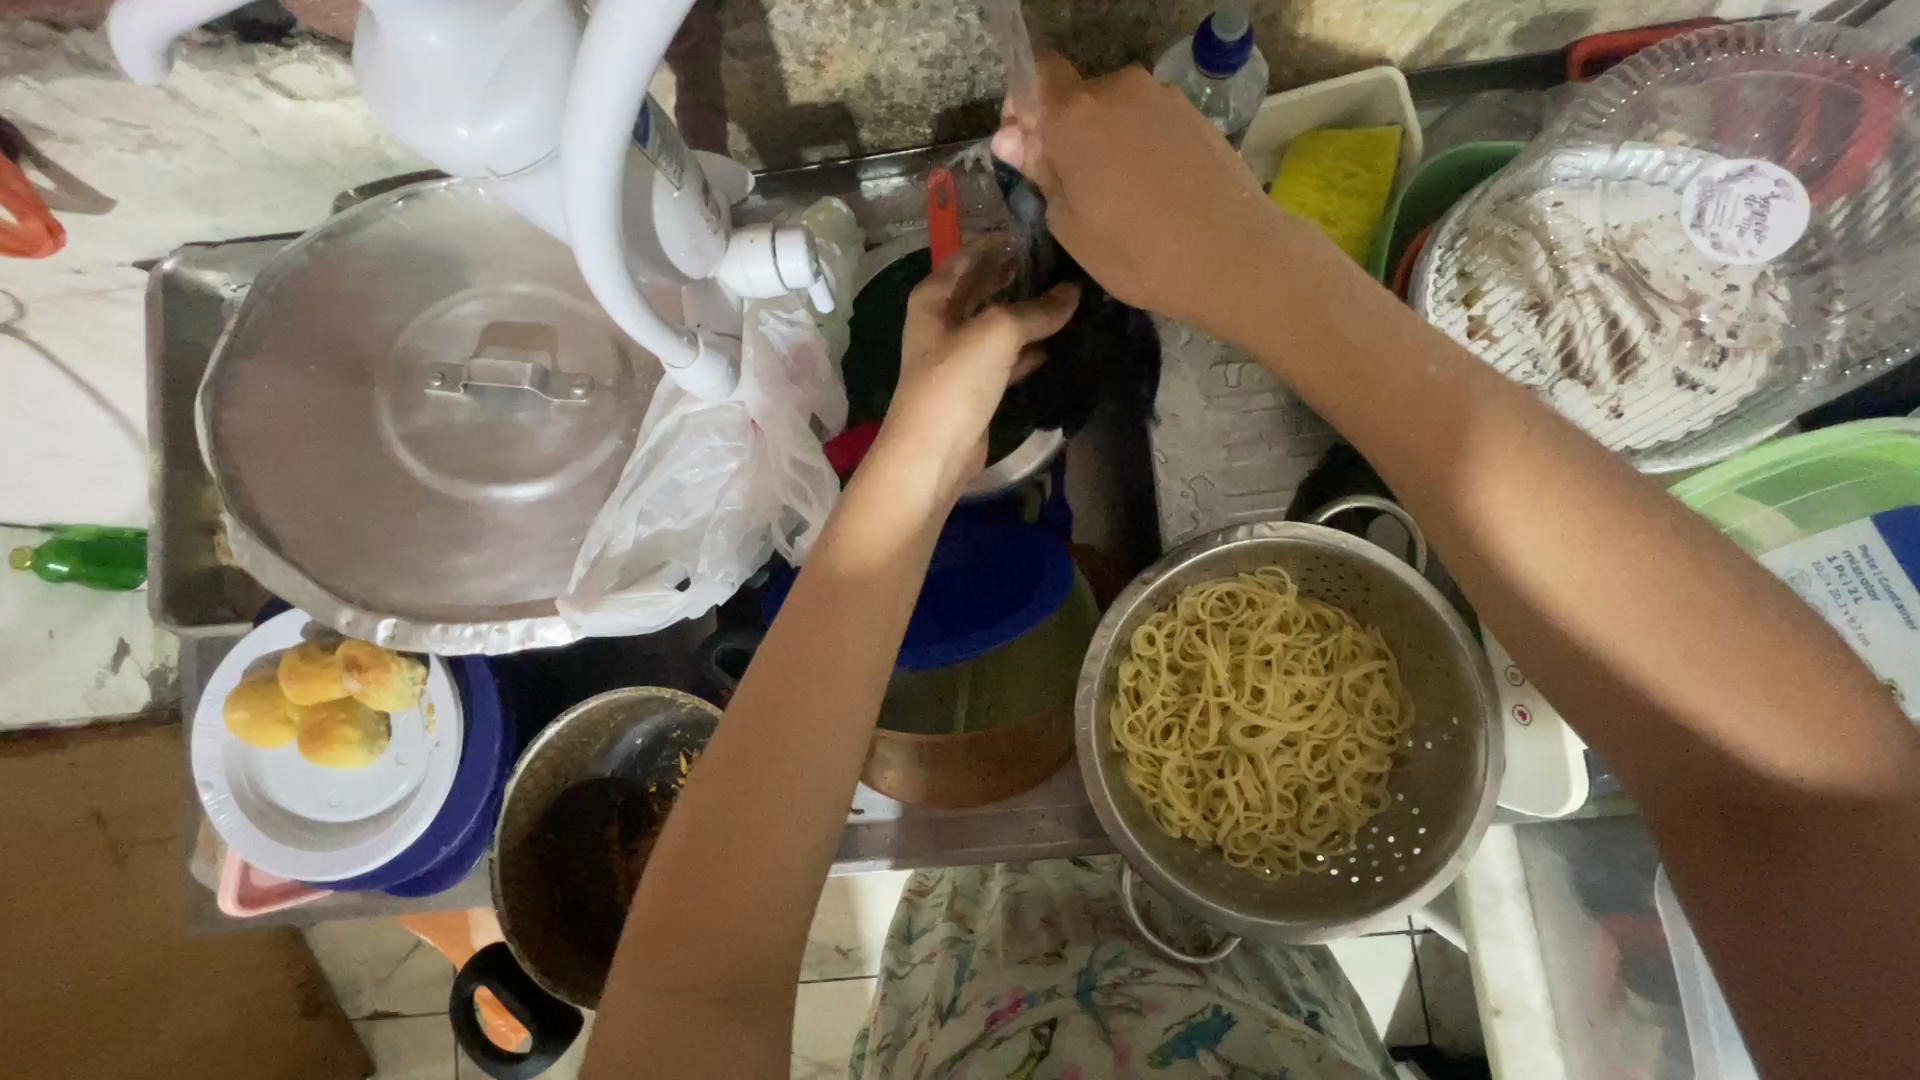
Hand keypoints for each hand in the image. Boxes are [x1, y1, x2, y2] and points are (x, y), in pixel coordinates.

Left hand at [871, 241, 1078, 497]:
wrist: (932, 453)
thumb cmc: (954, 382)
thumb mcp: (997, 332)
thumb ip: (1036, 309)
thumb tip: (1074, 292)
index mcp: (934, 297)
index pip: (970, 255)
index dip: (1002, 242)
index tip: (1042, 234)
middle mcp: (943, 321)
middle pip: (985, 288)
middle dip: (1019, 276)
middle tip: (1065, 264)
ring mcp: (959, 357)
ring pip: (998, 324)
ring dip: (1028, 313)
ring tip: (1071, 298)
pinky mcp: (976, 388)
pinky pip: (1007, 358)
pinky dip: (1029, 350)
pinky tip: (1058, 343)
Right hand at [990, 52, 1309, 337]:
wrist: (1231, 255)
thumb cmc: (1137, 254)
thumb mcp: (1071, 226)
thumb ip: (1041, 173)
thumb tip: (1011, 140)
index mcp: (1076, 115)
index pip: (1037, 75)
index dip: (1025, 107)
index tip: (1026, 148)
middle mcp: (1118, 90)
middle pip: (1077, 96)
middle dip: (1065, 132)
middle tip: (1070, 188)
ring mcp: (1161, 98)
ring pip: (1115, 110)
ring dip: (1104, 141)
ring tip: (1115, 196)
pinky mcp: (1193, 114)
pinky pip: (1148, 121)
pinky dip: (1137, 146)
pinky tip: (1149, 191)